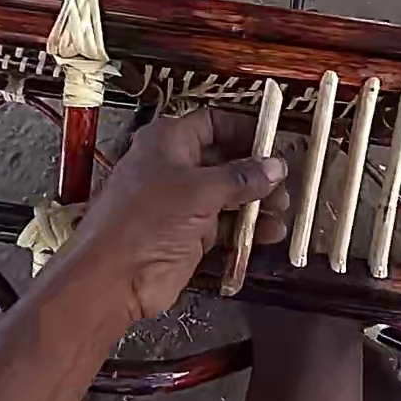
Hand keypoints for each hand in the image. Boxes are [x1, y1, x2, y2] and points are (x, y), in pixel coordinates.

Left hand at [57, 108, 289, 321]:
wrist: (115, 276)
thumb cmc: (144, 221)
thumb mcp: (198, 190)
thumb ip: (240, 177)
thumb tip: (273, 167)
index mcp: (167, 142)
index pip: (213, 123)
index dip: (245, 130)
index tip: (275, 142)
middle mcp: (173, 168)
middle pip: (224, 160)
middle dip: (256, 172)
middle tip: (285, 183)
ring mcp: (181, 203)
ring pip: (227, 195)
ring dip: (256, 202)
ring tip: (283, 210)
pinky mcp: (188, 234)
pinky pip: (224, 225)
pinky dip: (247, 228)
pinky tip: (270, 232)